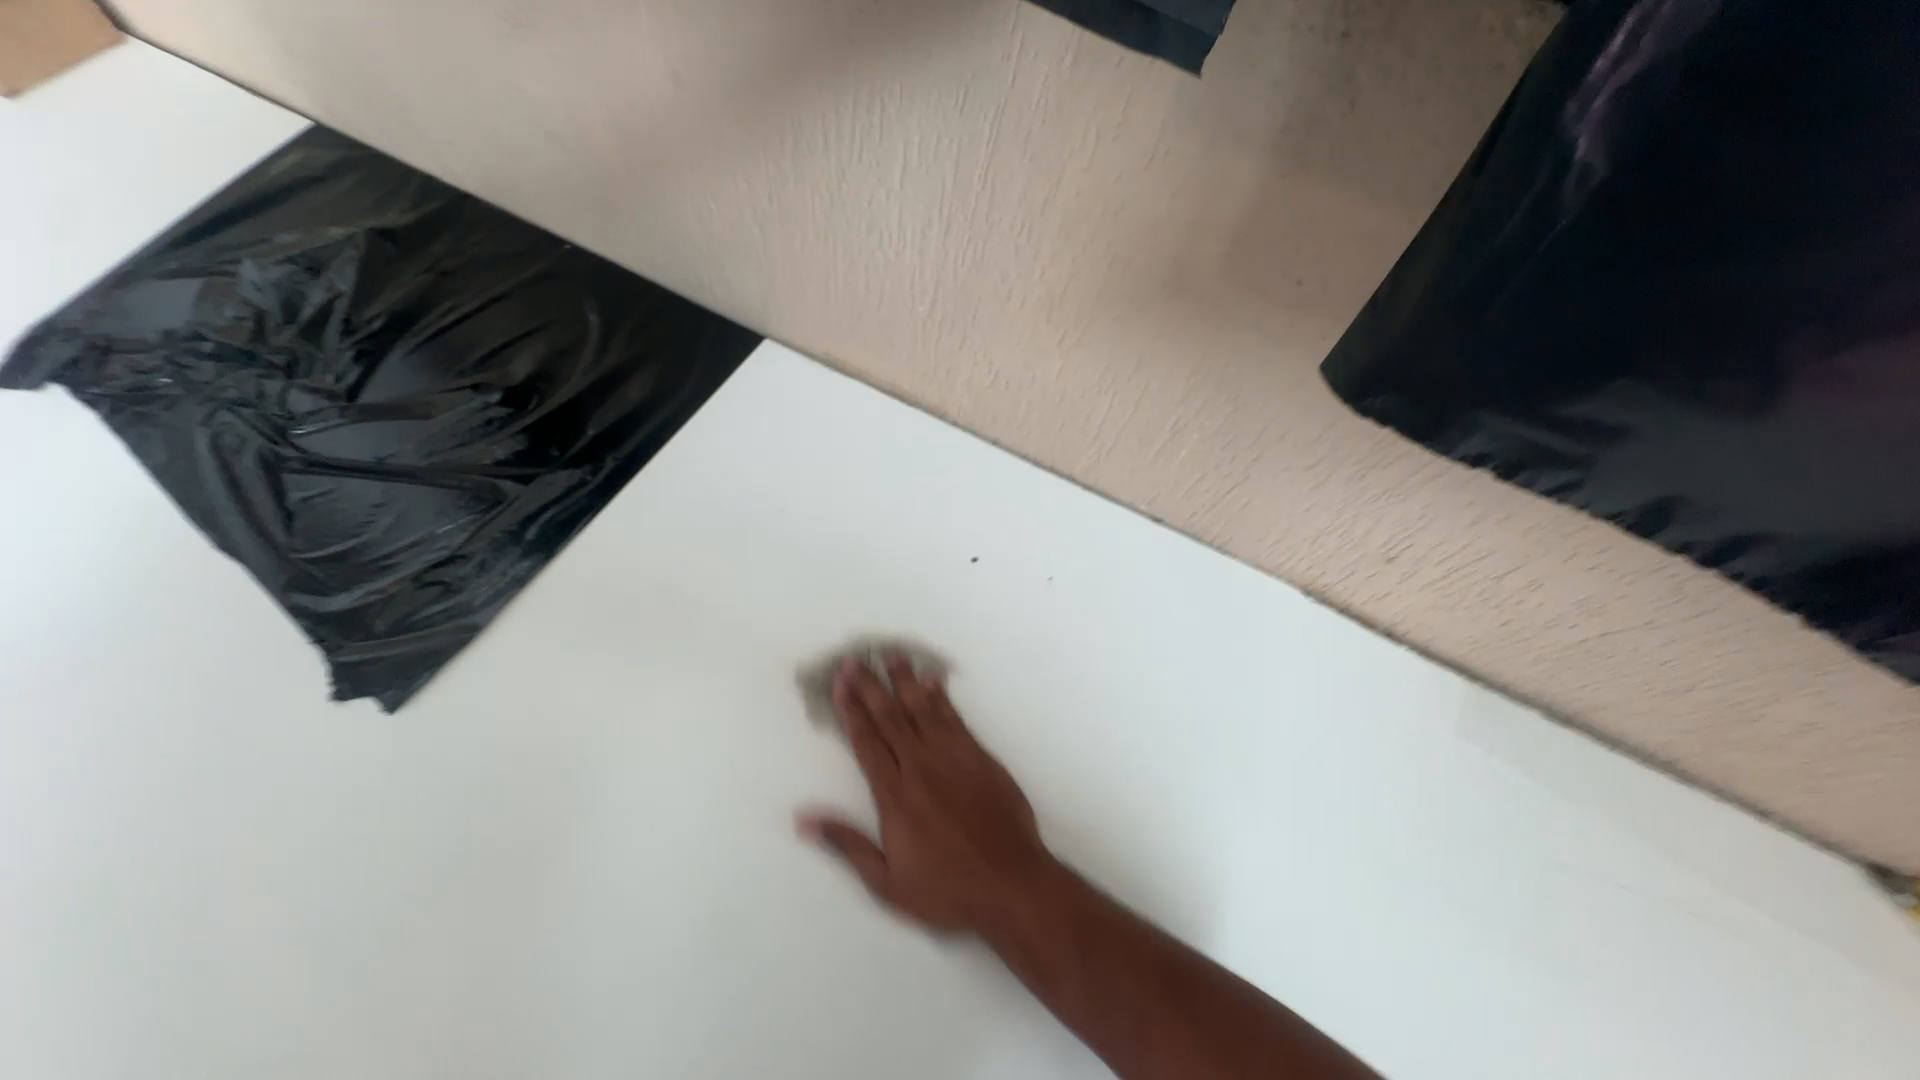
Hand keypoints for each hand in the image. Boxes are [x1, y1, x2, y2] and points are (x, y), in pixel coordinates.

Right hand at [798, 654, 1058, 936]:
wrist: (1013, 884)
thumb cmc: (947, 890)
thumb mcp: (887, 882)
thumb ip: (847, 844)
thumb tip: (804, 819)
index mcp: (895, 795)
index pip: (867, 742)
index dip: (852, 710)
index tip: (841, 683)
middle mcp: (922, 767)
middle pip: (891, 718)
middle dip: (871, 687)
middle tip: (856, 659)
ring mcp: (956, 759)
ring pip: (924, 710)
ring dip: (906, 682)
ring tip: (893, 656)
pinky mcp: (983, 760)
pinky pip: (957, 720)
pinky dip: (943, 699)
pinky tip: (934, 683)